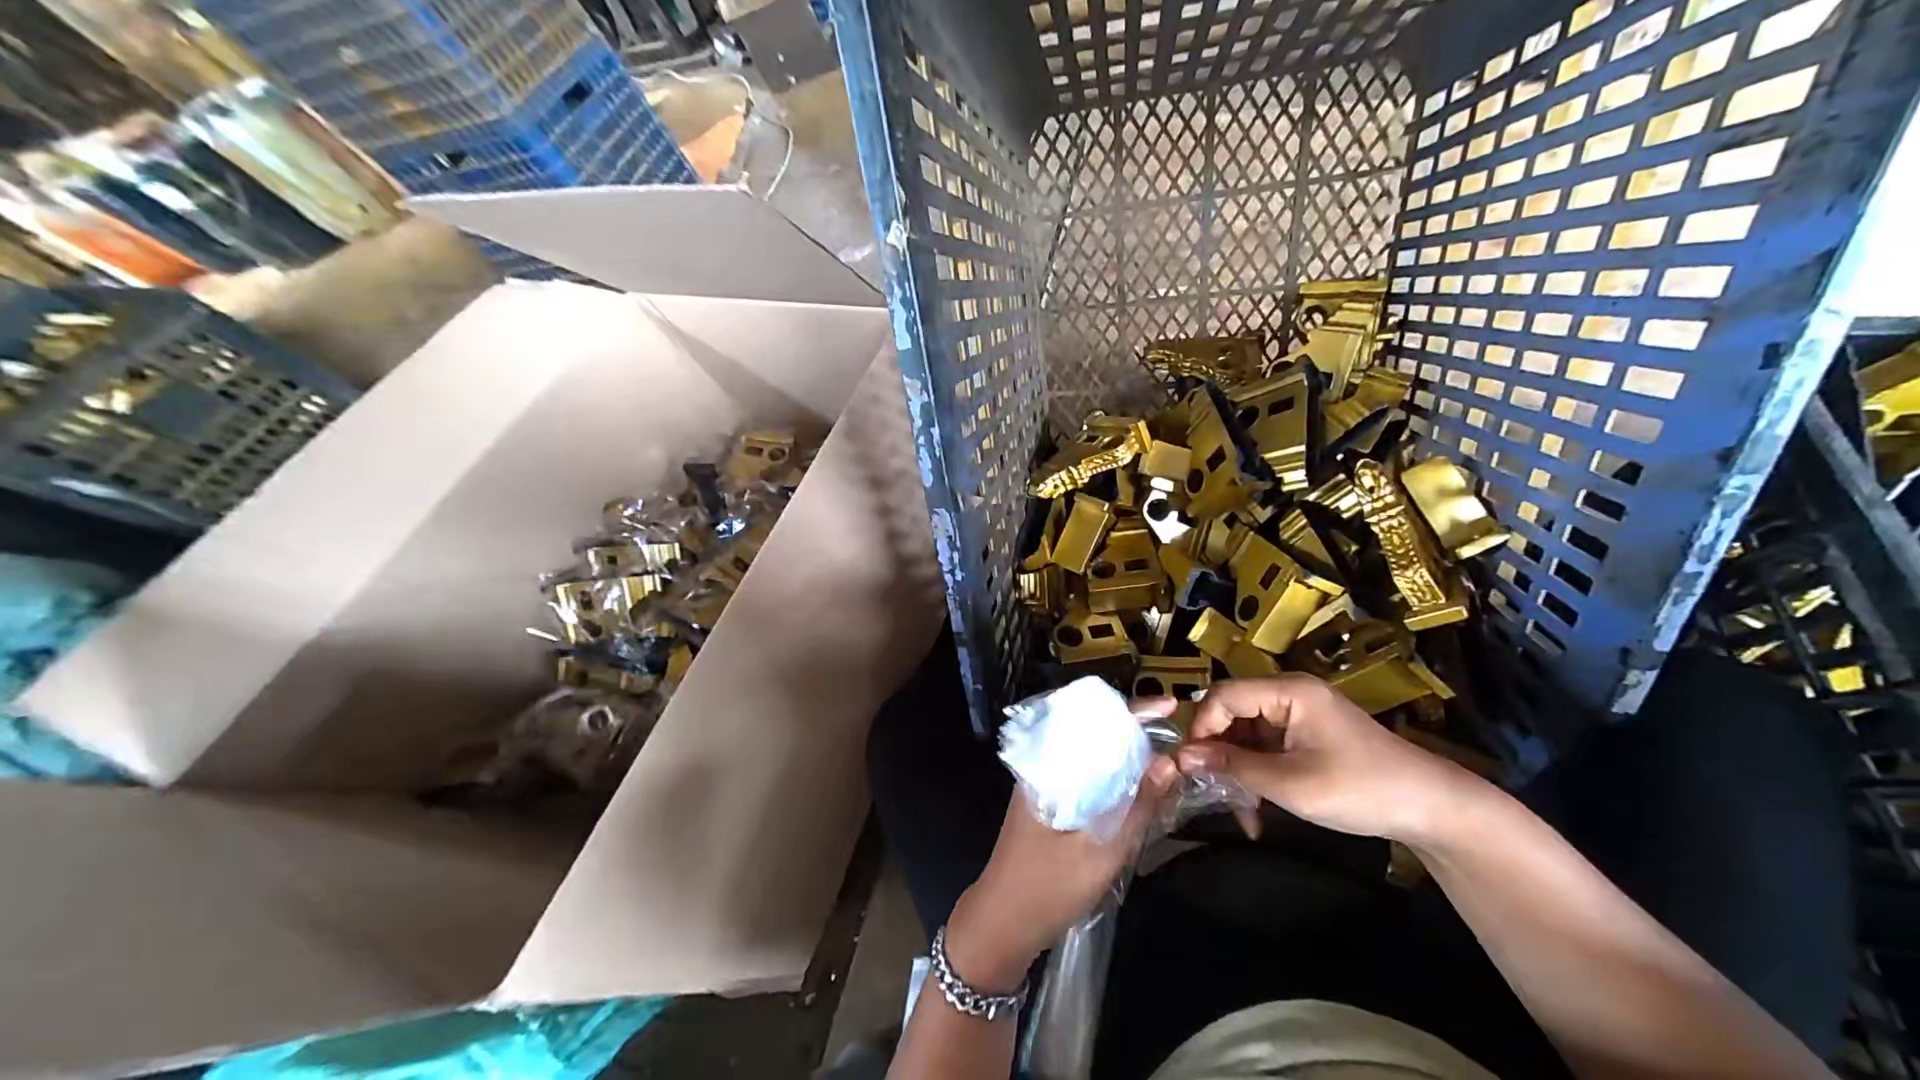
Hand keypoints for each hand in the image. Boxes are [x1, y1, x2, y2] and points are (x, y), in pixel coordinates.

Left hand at [943, 698, 1181, 992]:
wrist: (1002, 924)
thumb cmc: (1048, 887)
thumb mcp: (1101, 852)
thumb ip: (1136, 807)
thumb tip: (1168, 762)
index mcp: (1048, 767)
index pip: (1093, 723)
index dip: (1133, 712)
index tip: (1169, 706)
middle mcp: (1043, 767)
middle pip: (1091, 733)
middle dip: (1132, 728)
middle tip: (1173, 732)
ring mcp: (1044, 786)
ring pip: (1089, 755)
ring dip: (1123, 751)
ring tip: (1162, 751)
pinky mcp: (1048, 805)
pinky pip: (1085, 776)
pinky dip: (1111, 774)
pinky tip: (1135, 785)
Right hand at [1174, 676, 1491, 846]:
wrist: (1433, 809)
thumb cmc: (1360, 789)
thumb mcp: (1289, 783)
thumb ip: (1233, 766)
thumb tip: (1183, 757)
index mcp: (1288, 691)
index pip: (1222, 695)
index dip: (1201, 728)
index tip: (1190, 765)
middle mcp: (1290, 694)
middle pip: (1232, 712)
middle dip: (1217, 751)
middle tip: (1206, 789)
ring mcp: (1300, 715)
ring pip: (1246, 733)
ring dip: (1236, 768)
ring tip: (1236, 809)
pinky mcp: (1307, 736)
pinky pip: (1266, 746)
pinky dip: (1256, 772)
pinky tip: (1255, 806)